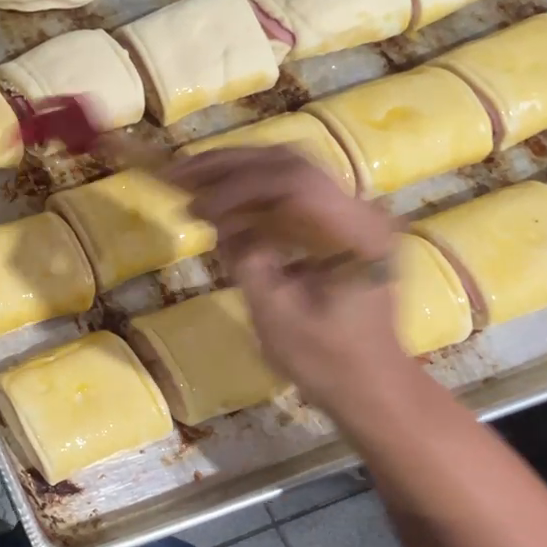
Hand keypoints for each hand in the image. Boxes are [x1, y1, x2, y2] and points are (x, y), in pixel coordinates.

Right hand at [167, 145, 415, 409]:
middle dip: (230, 165)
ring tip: (186, 179)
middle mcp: (361, 212)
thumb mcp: (276, 315)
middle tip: (177, 173)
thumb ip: (248, 260)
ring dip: (235, 171)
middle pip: (291, 164)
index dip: (237, 186)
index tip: (192, 205)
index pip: (295, 184)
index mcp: (355, 234)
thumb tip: (218, 219)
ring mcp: (352, 215)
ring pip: (290, 170)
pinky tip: (215, 202)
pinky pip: (291, 192)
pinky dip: (249, 190)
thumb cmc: (324, 359)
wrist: (369, 383)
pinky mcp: (337, 225)